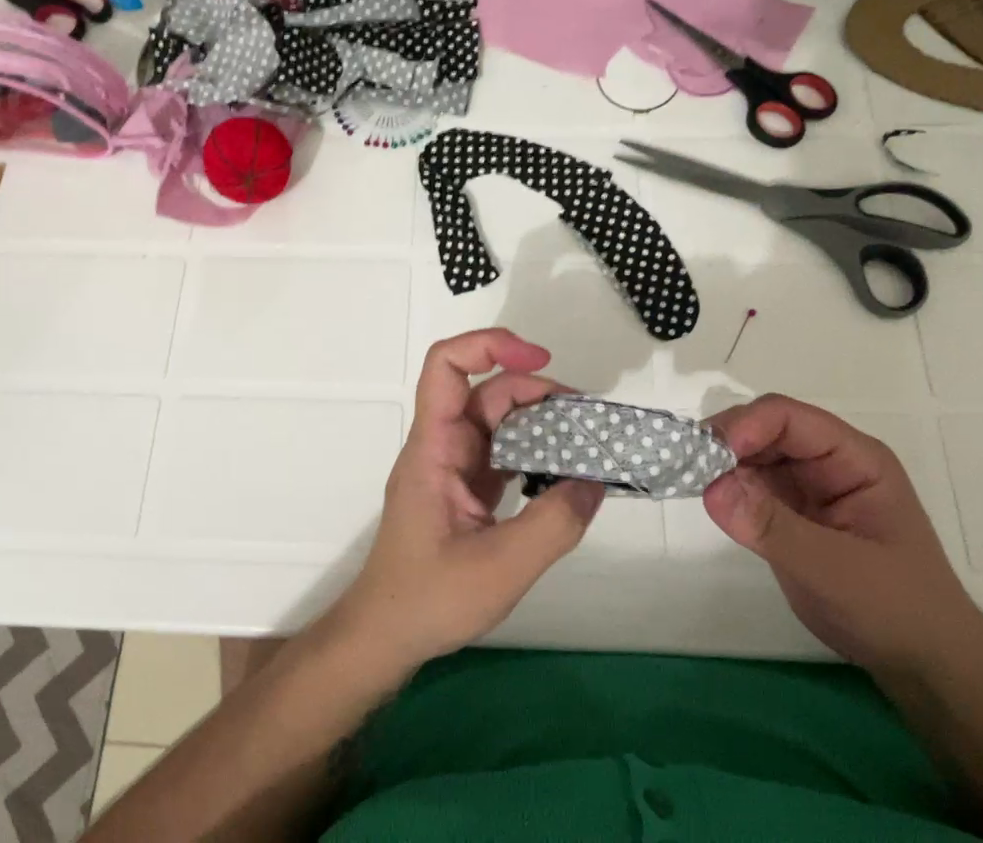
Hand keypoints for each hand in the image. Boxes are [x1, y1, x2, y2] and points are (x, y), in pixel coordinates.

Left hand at [323, 329, 604, 671]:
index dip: (491, 346)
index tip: (541, 360)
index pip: (446, 367)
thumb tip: (596, 482)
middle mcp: (441, 449)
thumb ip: (554, 524)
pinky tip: (566, 474)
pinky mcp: (466, 493)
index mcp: (434, 450)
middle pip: (485, 392)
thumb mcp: (501, 567)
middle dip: (536, 391)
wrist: (386, 637)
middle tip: (587, 419)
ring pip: (497, 424)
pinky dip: (536, 455)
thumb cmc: (430, 599)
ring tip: (586, 444)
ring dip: (540, 424)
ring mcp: (453, 470)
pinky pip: (503, 455)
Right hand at [701, 394, 982, 675]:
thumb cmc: (894, 608)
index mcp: (854, 460)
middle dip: (725, 442)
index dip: (746, 426)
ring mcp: (808, 489)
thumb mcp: (834, 569)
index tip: (707, 456)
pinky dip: (724, 489)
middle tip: (684, 468)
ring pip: (753, 456)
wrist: (922, 660)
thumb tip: (710, 487)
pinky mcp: (790, 515)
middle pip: (765, 430)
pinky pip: (750, 487)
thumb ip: (772, 527)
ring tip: (685, 481)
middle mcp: (828, 464)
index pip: (790, 419)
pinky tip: (705, 499)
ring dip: (719, 464)